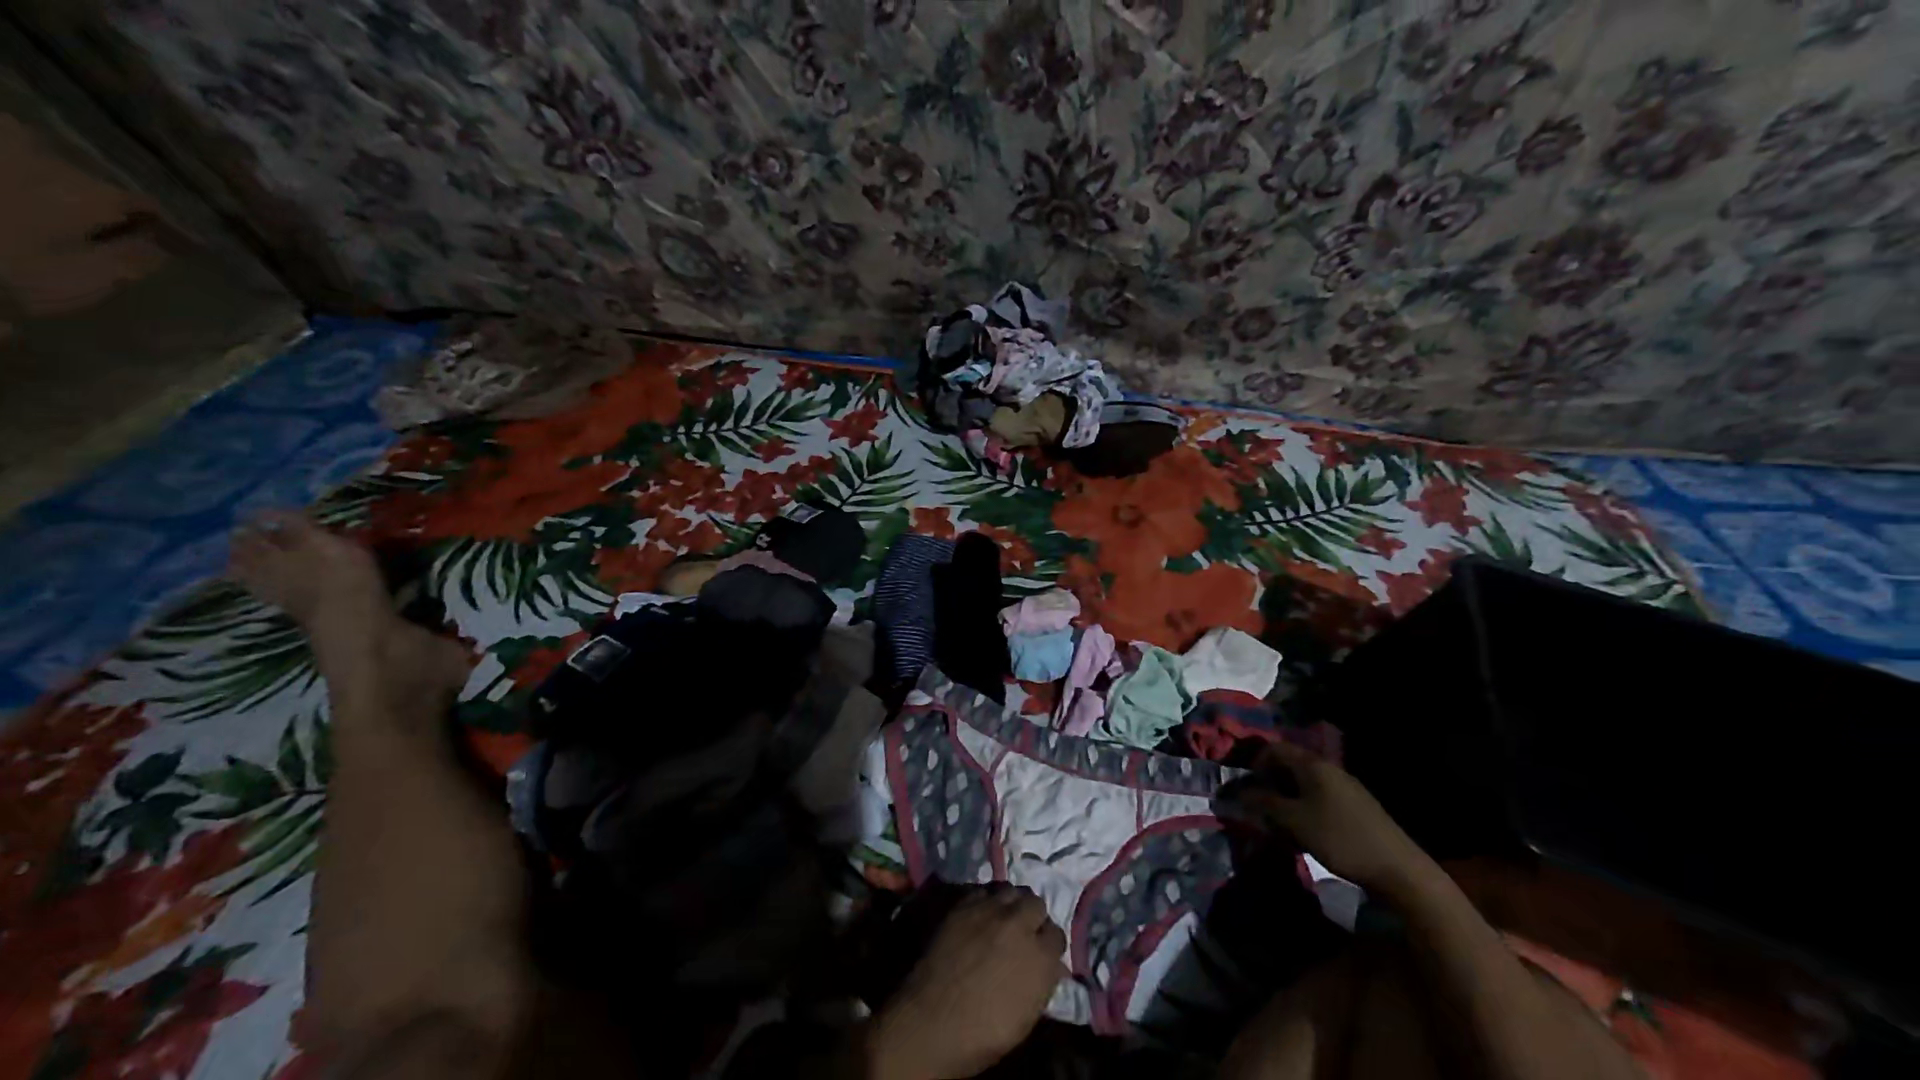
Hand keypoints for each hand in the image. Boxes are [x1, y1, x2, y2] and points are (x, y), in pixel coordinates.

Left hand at [865, 887, 1067, 1079]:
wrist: (932, 1021)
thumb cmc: (983, 1033)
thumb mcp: (1026, 1017)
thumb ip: (1042, 983)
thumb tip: (1051, 967)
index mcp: (1041, 956)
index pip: (1057, 935)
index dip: (1048, 944)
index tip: (1041, 952)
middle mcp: (1020, 925)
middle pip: (1036, 903)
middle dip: (1032, 917)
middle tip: (1022, 932)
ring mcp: (990, 911)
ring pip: (1011, 890)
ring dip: (1010, 903)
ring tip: (1002, 918)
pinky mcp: (964, 904)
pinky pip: (983, 891)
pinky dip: (985, 901)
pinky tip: (979, 916)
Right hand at [1238, 742, 1436, 898]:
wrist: (1397, 868)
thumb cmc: (1338, 838)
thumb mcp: (1293, 821)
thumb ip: (1264, 803)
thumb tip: (1240, 792)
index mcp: (1313, 765)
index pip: (1274, 748)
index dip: (1255, 763)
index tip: (1247, 788)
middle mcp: (1329, 769)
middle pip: (1289, 765)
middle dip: (1270, 783)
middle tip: (1260, 808)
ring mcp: (1345, 787)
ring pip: (1304, 784)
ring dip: (1286, 799)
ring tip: (1279, 824)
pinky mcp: (1355, 806)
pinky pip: (1319, 797)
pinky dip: (1304, 808)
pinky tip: (1304, 833)